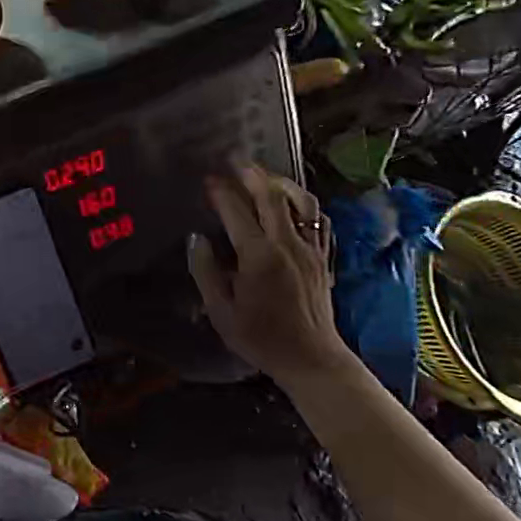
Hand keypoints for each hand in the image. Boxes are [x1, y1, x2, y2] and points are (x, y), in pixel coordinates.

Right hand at [190, 165, 355, 381]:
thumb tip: (197, 239)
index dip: (221, 193)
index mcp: (259, 256)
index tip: (208, 180)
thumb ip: (206, 272)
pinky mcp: (322, 258)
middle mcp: (288, 244)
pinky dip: (304, 206)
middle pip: (272, 197)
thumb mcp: (221, 311)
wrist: (311, 358)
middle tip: (235, 162)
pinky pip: (318, 221)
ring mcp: (310, 249)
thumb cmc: (260, 338)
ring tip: (264, 176)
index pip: (237, 213)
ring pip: (300, 203)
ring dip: (281, 184)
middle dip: (252, 176)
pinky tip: (295, 205)